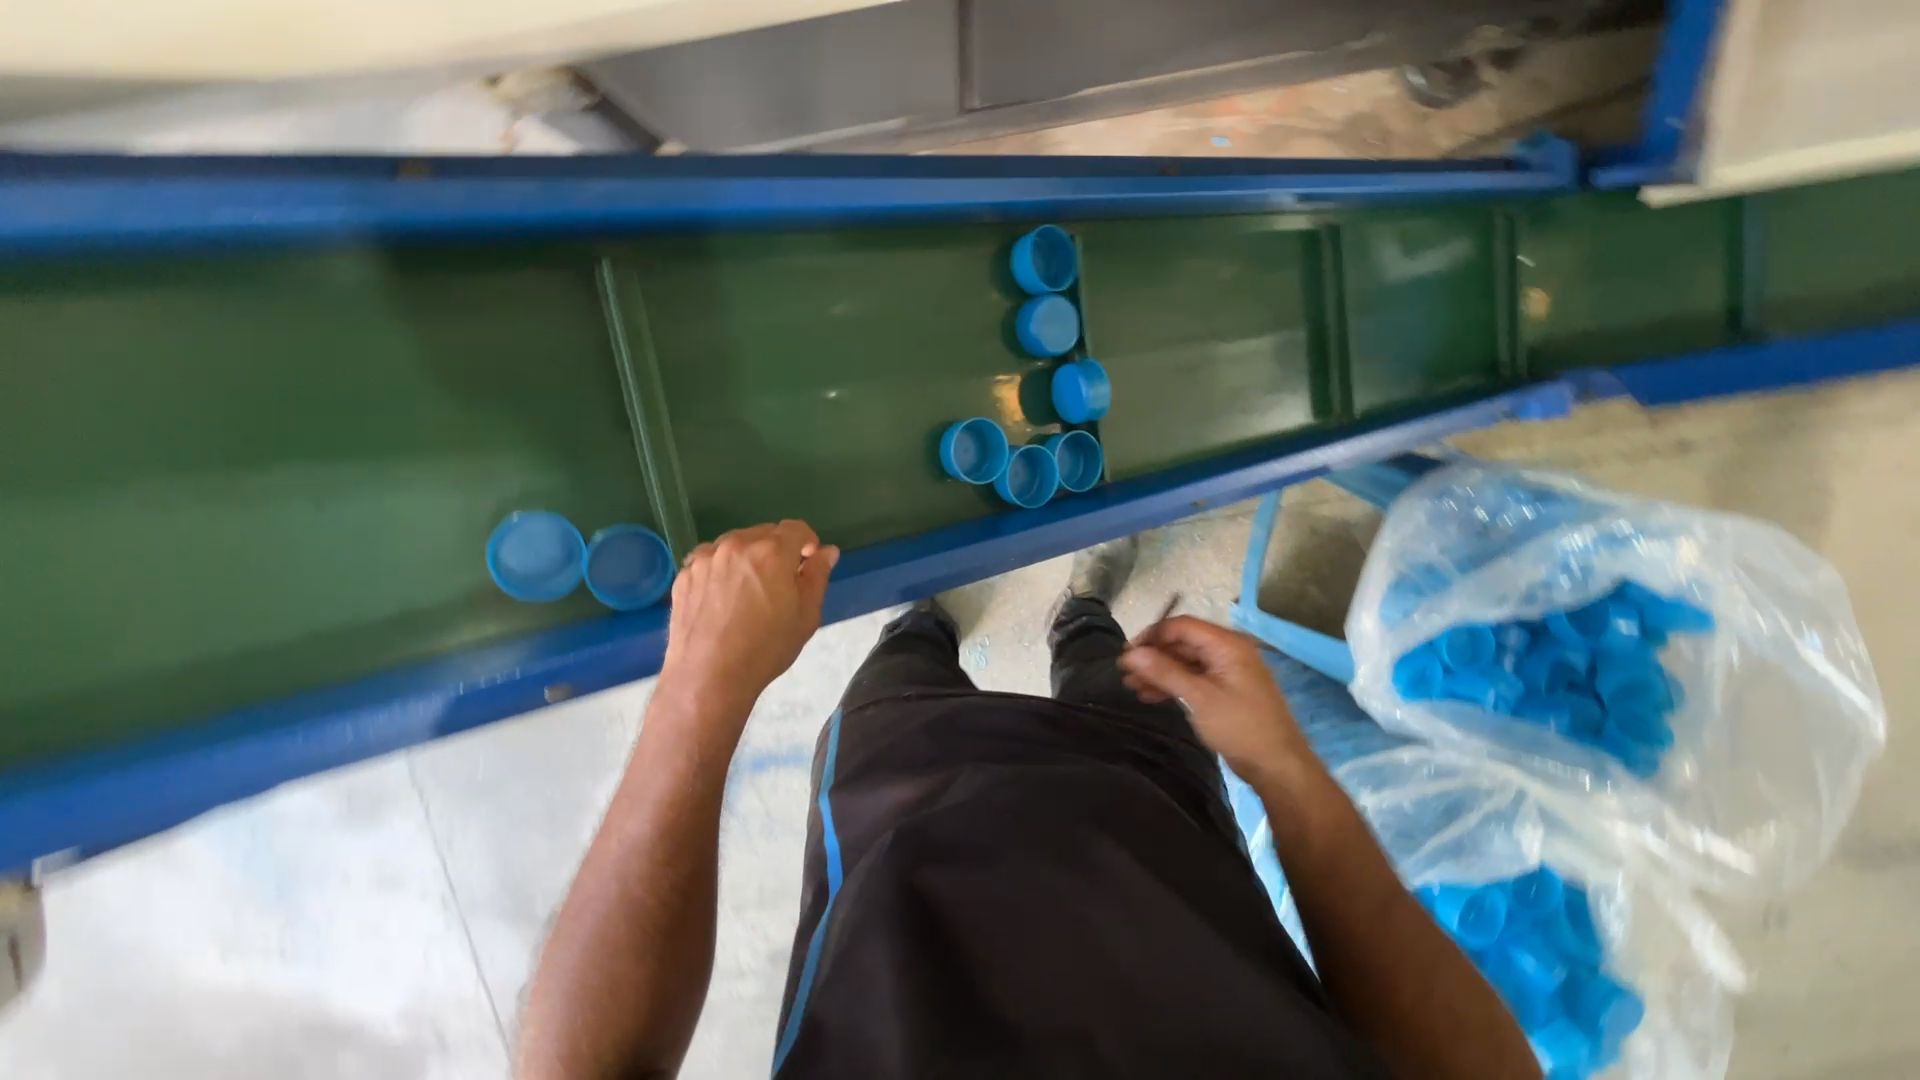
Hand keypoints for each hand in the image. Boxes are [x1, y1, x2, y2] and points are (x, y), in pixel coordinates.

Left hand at [659, 520, 838, 721]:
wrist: (708, 676)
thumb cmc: (766, 649)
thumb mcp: (806, 616)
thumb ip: (817, 576)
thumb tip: (827, 551)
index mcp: (772, 552)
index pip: (796, 528)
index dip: (807, 542)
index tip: (808, 561)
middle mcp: (737, 545)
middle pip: (764, 534)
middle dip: (777, 550)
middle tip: (780, 582)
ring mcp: (706, 558)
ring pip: (734, 544)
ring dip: (747, 557)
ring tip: (748, 590)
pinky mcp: (684, 574)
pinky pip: (709, 561)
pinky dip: (721, 569)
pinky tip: (722, 599)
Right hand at [1119, 616, 1309, 781]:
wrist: (1277, 765)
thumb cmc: (1240, 727)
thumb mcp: (1199, 697)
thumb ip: (1164, 671)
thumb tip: (1131, 653)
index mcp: (1227, 644)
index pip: (1181, 626)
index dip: (1152, 635)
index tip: (1126, 653)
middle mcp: (1227, 651)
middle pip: (1182, 643)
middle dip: (1153, 656)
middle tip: (1125, 672)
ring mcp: (1227, 671)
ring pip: (1185, 662)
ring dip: (1159, 673)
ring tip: (1132, 686)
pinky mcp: (1225, 690)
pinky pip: (1193, 678)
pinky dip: (1172, 685)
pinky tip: (1151, 696)